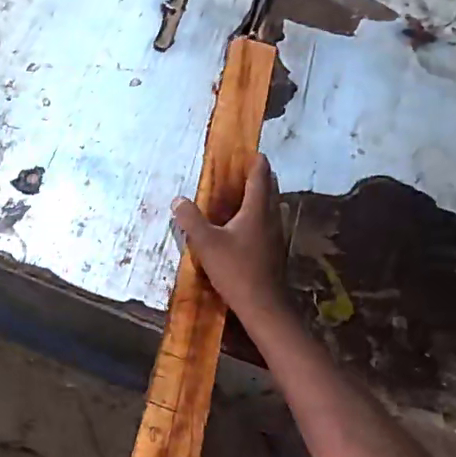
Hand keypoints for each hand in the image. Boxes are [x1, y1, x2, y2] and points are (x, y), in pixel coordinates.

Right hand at [172, 154, 288, 322]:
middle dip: (257, 175)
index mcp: (257, 208)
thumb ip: (191, 219)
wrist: (264, 306)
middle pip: (270, 186)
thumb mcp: (206, 244)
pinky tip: (244, 225)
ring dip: (260, 195)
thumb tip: (178, 200)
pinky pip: (269, 221)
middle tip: (239, 170)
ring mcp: (277, 233)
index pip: (260, 173)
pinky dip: (259, 213)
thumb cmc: (236, 270)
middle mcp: (272, 215)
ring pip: (272, 204)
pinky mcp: (276, 248)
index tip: (246, 150)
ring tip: (240, 195)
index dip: (254, 159)